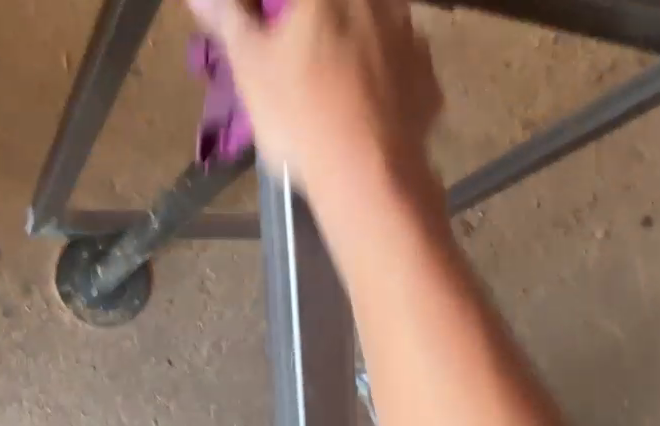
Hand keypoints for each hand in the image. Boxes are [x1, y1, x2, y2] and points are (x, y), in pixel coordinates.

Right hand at [186, 0, 442, 197]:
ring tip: (338, 89)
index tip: (280, 37)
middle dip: (328, 25)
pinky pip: (404, 70)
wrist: (364, 174)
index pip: (303, 5)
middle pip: (349, 7)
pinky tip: (367, 113)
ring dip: (362, 48)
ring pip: (383, 30)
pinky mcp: (429, 80)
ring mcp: (412, 40)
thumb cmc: (299, 114)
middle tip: (306, 59)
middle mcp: (380, 3)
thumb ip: (231, 20)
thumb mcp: (250, 68)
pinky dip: (387, 84)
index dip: (289, 19)